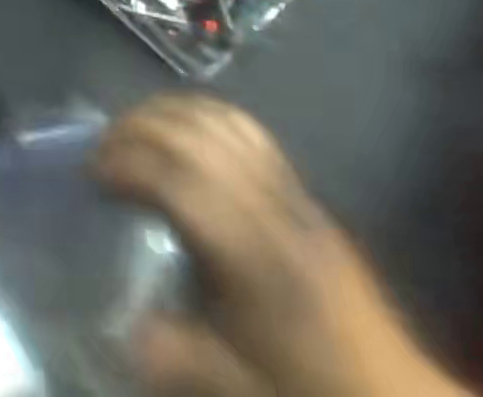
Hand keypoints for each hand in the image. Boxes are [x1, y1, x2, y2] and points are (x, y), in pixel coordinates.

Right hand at [95, 94, 341, 396]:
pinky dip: (204, 114)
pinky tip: (182, 131)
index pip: (180, 181)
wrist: (391, 392)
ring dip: (169, 113)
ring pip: (223, 120)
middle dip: (139, 128)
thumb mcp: (235, 388)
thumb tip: (121, 323)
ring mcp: (290, 189)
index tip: (91, 173)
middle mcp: (271, 206)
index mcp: (253, 256)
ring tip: (132, 131)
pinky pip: (247, 128)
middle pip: (197, 137)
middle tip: (101, 148)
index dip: (127, 164)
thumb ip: (171, 355)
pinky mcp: (301, 187)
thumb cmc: (307, 387)